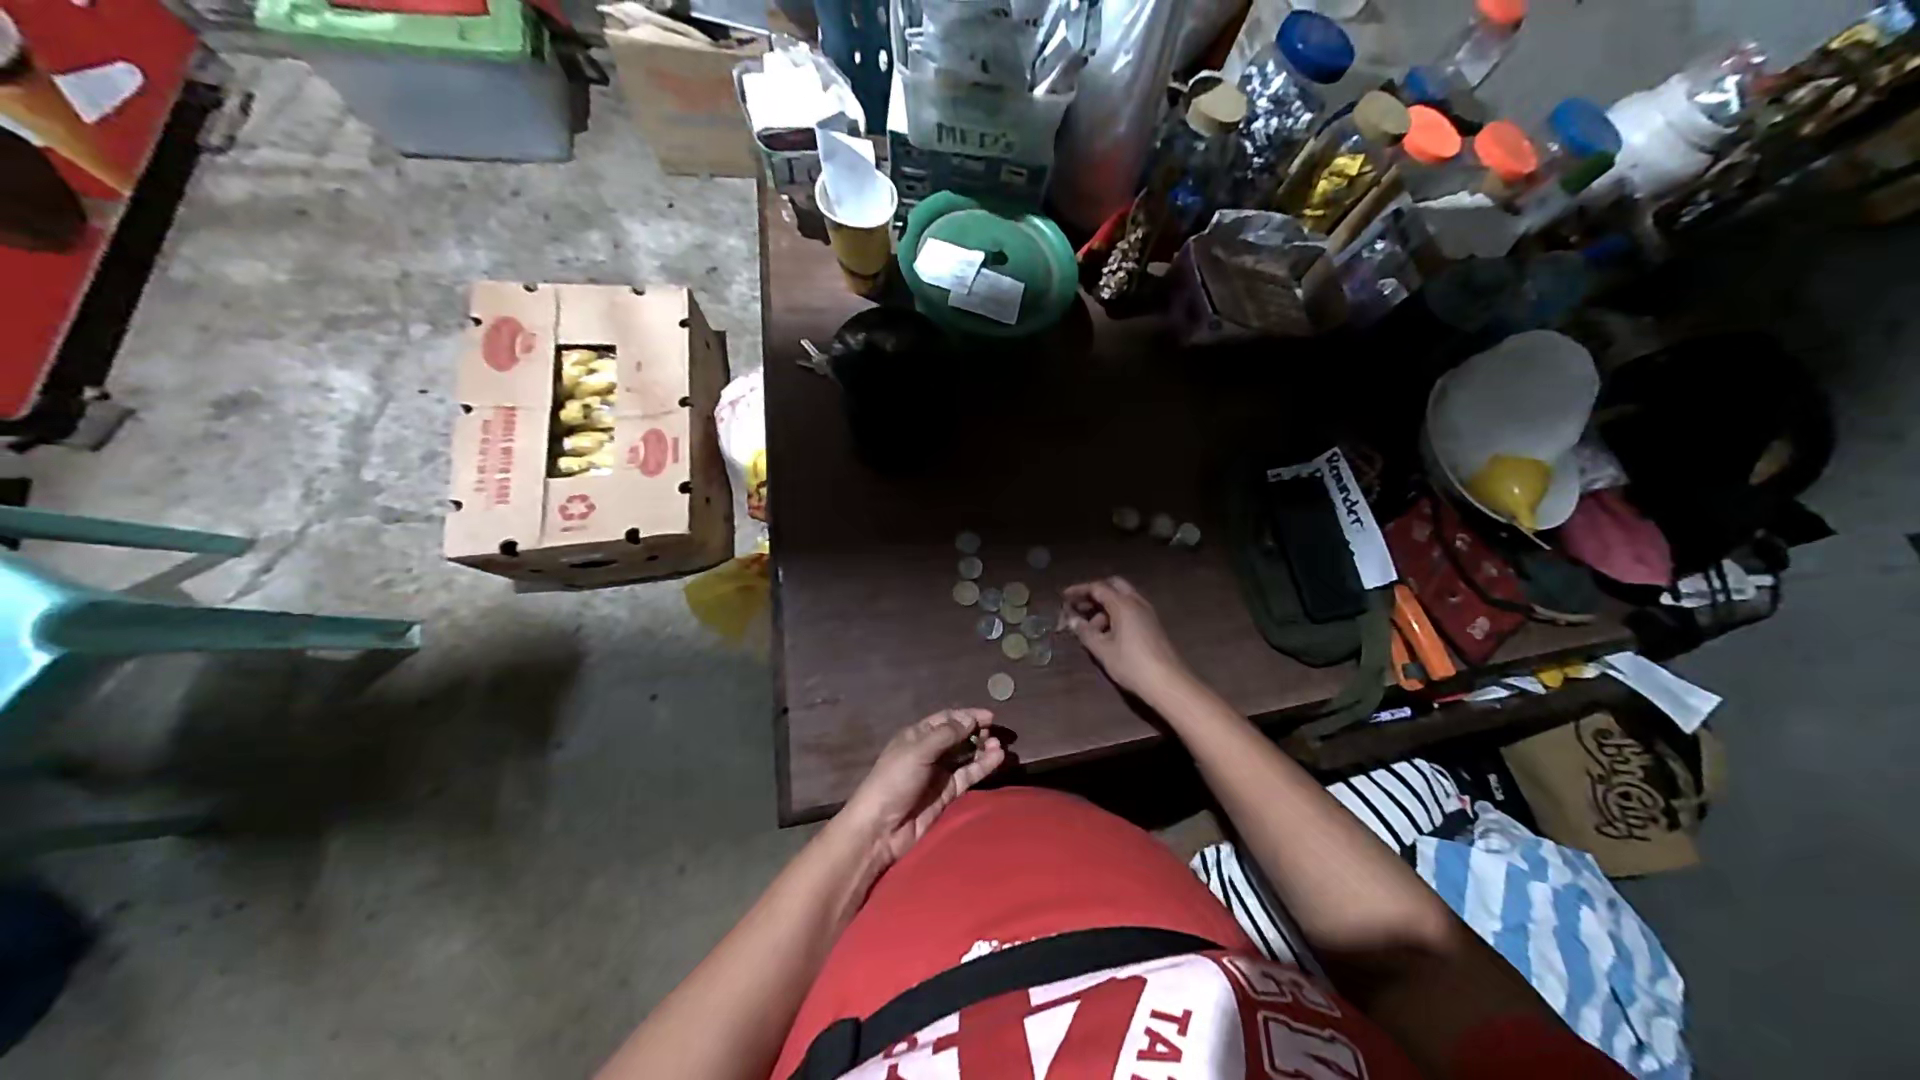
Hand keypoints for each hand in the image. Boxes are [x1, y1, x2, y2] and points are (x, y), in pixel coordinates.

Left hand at [839, 709, 1005, 867]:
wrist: (881, 828)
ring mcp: (940, 773)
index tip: (990, 716)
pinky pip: (969, 774)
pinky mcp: (948, 793)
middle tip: (996, 732)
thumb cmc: (894, 781)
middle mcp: (930, 751)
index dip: (967, 716)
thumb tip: (970, 719)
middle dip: (977, 732)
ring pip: (966, 756)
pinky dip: (983, 766)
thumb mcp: (918, 751)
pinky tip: (998, 759)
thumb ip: (946, 735)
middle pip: (958, 736)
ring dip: (983, 749)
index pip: (946, 719)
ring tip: (999, 745)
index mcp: (917, 736)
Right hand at [1063, 577, 1195, 701]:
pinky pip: (1130, 610)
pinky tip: (1106, 634)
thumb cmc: (1132, 664)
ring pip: (1122, 599)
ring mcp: (1147, 613)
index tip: (1064, 596)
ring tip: (1089, 626)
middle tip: (1078, 606)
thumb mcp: (1102, 650)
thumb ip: (1085, 632)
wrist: (1168, 682)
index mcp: (1123, 604)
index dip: (1079, 590)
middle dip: (1094, 593)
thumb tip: (1072, 620)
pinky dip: (1116, 614)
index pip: (1098, 588)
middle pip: (1113, 586)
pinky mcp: (1152, 625)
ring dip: (1104, 606)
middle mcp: (1137, 602)